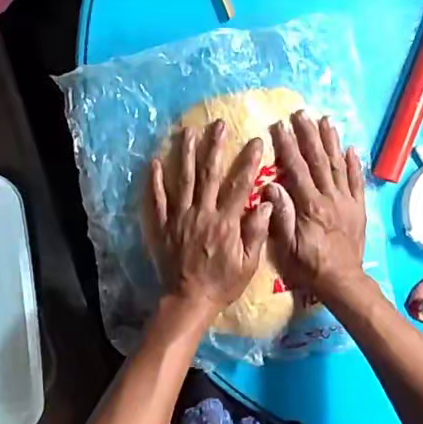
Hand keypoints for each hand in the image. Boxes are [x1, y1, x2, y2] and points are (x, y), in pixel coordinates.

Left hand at [144, 120, 274, 317]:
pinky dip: (155, 180)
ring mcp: (180, 217)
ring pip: (182, 180)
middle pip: (209, 174)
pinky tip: (154, 161)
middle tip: (217, 124)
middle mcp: (202, 213)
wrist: (190, 299)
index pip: (240, 185)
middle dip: (214, 146)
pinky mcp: (163, 225)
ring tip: (187, 131)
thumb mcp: (249, 264)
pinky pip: (157, 199)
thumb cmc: (223, 283)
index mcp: (226, 222)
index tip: (255, 141)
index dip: (249, 162)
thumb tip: (268, 203)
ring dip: (184, 153)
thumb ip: (257, 232)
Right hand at [266, 111, 368, 299]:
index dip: (287, 146)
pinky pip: (357, 182)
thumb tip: (271, 185)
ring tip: (325, 120)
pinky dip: (355, 163)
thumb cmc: (309, 267)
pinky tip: (350, 148)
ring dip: (331, 141)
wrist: (342, 282)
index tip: (280, 125)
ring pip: (339, 165)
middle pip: (319, 160)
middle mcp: (330, 198)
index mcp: (310, 206)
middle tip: (302, 113)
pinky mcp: (358, 209)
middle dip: (309, 135)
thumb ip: (280, 215)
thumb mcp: (286, 246)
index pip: (296, 169)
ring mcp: (346, 202)